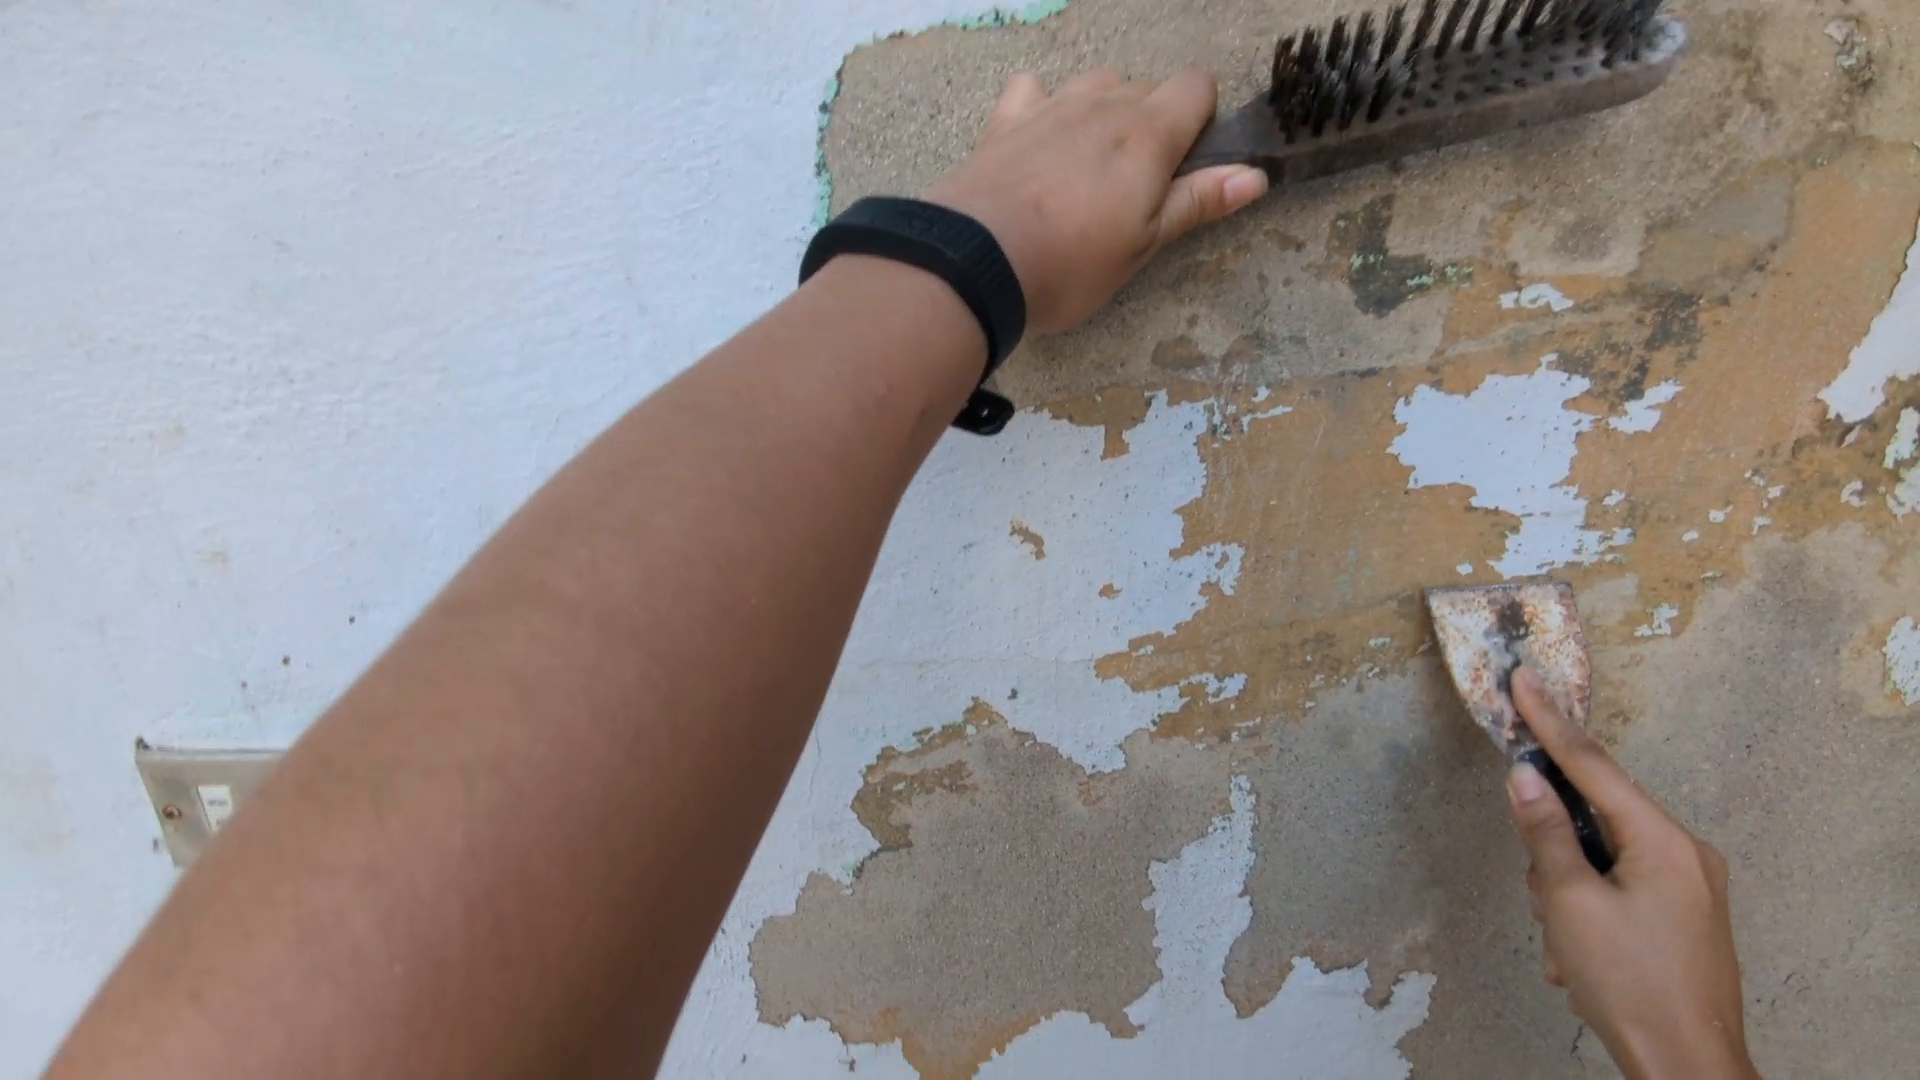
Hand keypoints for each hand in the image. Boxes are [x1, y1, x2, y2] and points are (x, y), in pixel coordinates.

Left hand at [925, 69, 1268, 333]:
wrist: (977, 263)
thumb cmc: (1069, 266)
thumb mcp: (1142, 246)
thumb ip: (1196, 204)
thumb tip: (1255, 175)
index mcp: (1147, 134)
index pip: (1197, 85)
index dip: (1200, 119)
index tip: (1182, 166)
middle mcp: (1102, 104)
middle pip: (1145, 87)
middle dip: (1150, 124)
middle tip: (1129, 189)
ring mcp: (1050, 106)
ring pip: (1094, 84)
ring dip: (1101, 112)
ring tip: (1084, 170)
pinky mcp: (1004, 122)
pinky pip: (1032, 90)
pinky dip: (1042, 107)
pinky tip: (1035, 141)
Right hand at [1508, 668, 1760, 1079]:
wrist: (1687, 1066)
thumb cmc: (1625, 977)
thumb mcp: (1569, 899)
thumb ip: (1544, 831)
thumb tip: (1523, 776)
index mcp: (1663, 841)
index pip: (1592, 764)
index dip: (1550, 720)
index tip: (1524, 679)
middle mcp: (1684, 852)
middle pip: (1593, 813)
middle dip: (1553, 847)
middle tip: (1547, 895)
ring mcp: (1687, 882)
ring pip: (1597, 849)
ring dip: (1565, 883)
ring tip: (1566, 939)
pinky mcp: (1680, 908)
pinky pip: (1613, 877)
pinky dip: (1584, 900)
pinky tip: (1579, 948)